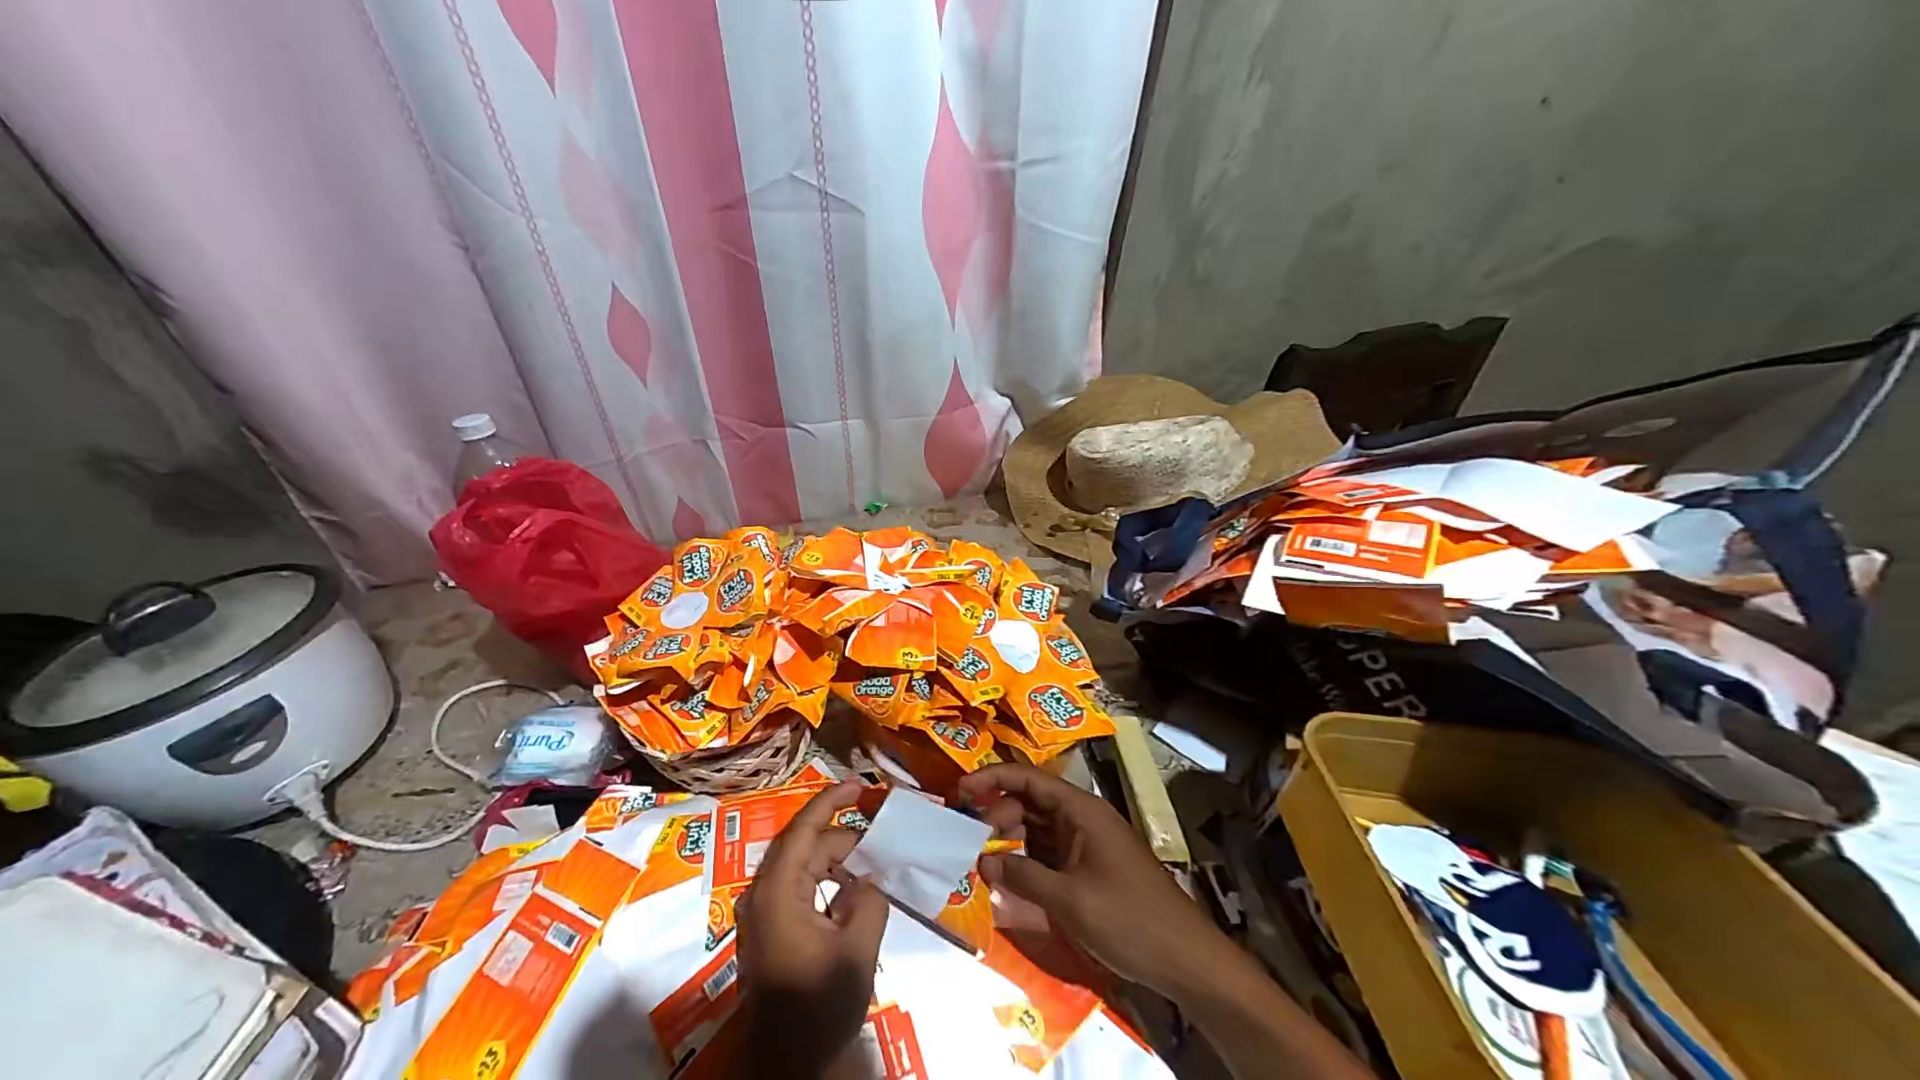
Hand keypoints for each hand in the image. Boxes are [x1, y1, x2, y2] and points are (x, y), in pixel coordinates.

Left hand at [735, 781, 889, 1078]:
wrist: (789, 1061)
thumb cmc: (821, 1002)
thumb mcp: (857, 948)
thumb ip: (868, 899)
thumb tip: (869, 877)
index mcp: (777, 893)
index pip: (804, 831)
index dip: (831, 802)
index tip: (859, 785)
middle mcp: (762, 896)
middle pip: (804, 848)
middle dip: (843, 837)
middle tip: (881, 836)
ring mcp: (763, 914)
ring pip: (802, 868)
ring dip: (836, 860)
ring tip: (872, 859)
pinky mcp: (770, 930)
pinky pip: (799, 889)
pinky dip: (826, 881)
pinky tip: (853, 887)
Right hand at [955, 763, 1235, 1002]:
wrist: (1184, 957)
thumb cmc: (1128, 918)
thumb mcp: (1069, 899)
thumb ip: (1022, 875)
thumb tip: (983, 860)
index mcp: (1080, 810)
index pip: (1027, 778)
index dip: (991, 779)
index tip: (959, 792)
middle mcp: (1082, 818)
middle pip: (1029, 802)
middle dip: (996, 816)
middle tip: (969, 841)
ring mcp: (1086, 843)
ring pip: (1036, 829)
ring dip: (1009, 840)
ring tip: (982, 861)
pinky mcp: (1089, 867)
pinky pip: (1049, 854)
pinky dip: (1026, 861)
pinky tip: (1008, 879)